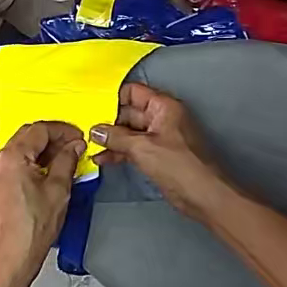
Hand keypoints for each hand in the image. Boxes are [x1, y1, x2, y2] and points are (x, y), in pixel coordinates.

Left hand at [0, 121, 86, 285]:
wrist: (12, 255)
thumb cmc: (32, 227)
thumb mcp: (59, 188)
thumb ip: (67, 160)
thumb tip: (75, 145)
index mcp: (12, 157)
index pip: (40, 129)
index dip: (63, 130)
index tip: (79, 136)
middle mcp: (0, 160)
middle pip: (29, 135)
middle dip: (55, 137)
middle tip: (76, 144)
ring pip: (24, 147)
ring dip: (46, 148)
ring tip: (67, 157)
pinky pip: (18, 161)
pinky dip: (36, 160)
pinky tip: (52, 169)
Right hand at [89, 83, 230, 217]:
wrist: (203, 194)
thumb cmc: (180, 165)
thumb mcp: (143, 148)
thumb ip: (117, 137)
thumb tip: (96, 130)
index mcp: (164, 107)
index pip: (134, 92)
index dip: (112, 97)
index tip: (91, 106)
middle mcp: (162, 117)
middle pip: (129, 112)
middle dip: (107, 121)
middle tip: (83, 129)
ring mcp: (159, 137)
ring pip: (129, 132)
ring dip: (111, 139)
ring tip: (88, 146)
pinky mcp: (157, 155)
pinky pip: (134, 148)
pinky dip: (119, 152)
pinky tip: (101, 159)